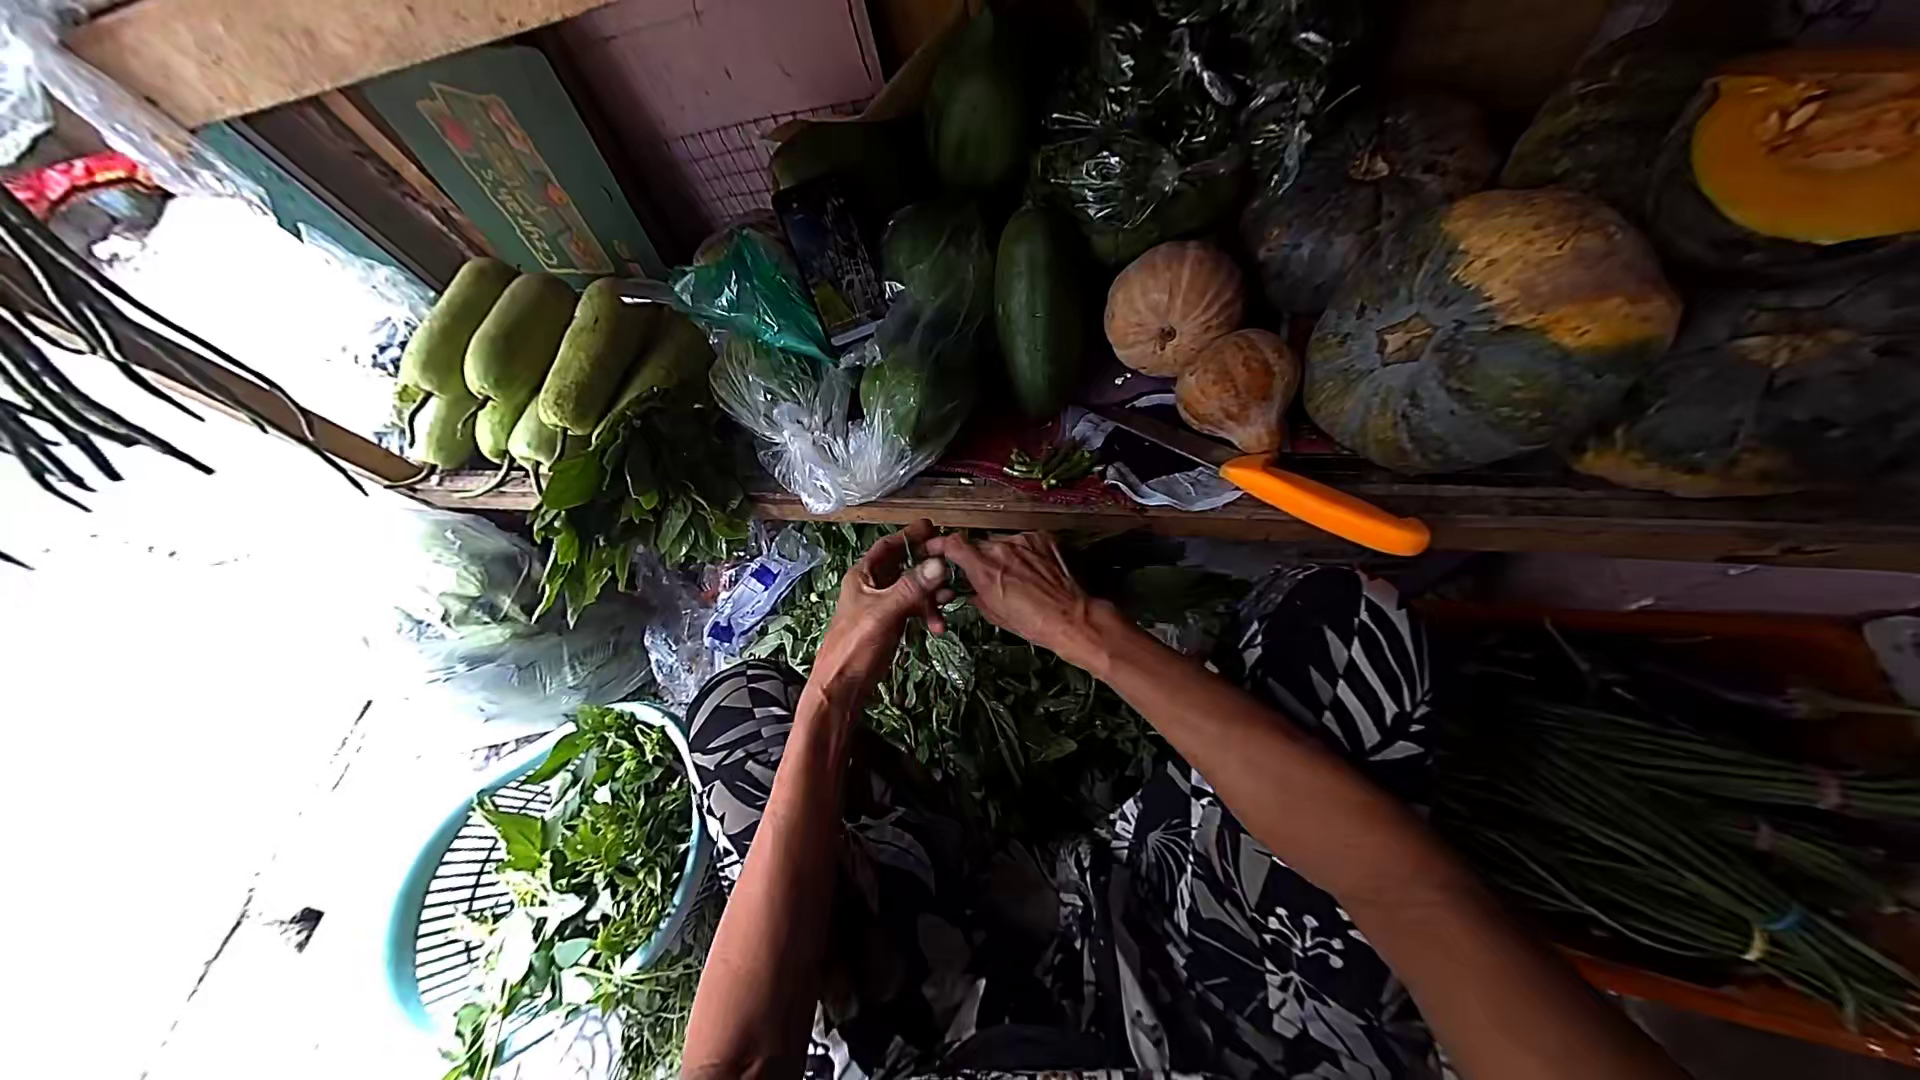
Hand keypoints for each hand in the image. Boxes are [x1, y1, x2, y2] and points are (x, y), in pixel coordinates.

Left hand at [809, 519, 952, 712]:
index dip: (909, 534)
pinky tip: (938, 626)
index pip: (888, 546)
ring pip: (913, 588)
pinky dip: (927, 613)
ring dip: (931, 593)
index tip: (933, 526)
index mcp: (863, 576)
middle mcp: (872, 586)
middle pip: (904, 565)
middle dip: (928, 565)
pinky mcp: (891, 623)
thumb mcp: (884, 612)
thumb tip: (940, 563)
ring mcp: (883, 605)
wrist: (841, 687)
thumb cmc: (855, 644)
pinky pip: (914, 609)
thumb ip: (912, 587)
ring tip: (948, 600)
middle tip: (952, 563)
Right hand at [923, 530, 1116, 672]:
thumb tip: (970, 587)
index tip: (937, 549)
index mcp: (985, 569)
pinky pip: (1022, 541)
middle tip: (985, 573)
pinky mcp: (1041, 539)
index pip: (952, 543)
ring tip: (1014, 575)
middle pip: (977, 543)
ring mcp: (1023, 541)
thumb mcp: (993, 613)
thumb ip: (975, 593)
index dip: (942, 545)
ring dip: (1001, 555)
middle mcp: (1001, 549)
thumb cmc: (1034, 622)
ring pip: (1000, 542)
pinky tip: (1030, 569)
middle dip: (976, 556)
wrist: (1071, 617)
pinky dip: (1021, 552)